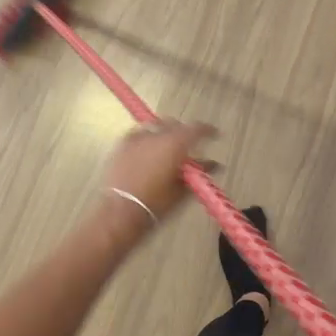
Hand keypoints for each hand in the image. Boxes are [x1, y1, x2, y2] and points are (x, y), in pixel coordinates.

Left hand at [101, 119, 216, 221]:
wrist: (121, 212)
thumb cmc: (156, 204)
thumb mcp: (183, 190)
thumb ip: (199, 172)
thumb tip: (215, 165)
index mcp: (176, 144)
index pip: (196, 129)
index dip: (208, 130)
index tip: (215, 135)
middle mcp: (157, 135)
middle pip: (175, 124)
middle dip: (185, 132)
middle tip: (190, 145)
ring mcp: (137, 137)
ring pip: (156, 125)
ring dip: (166, 132)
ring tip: (169, 146)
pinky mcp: (122, 144)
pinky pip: (139, 133)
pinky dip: (148, 137)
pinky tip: (148, 148)